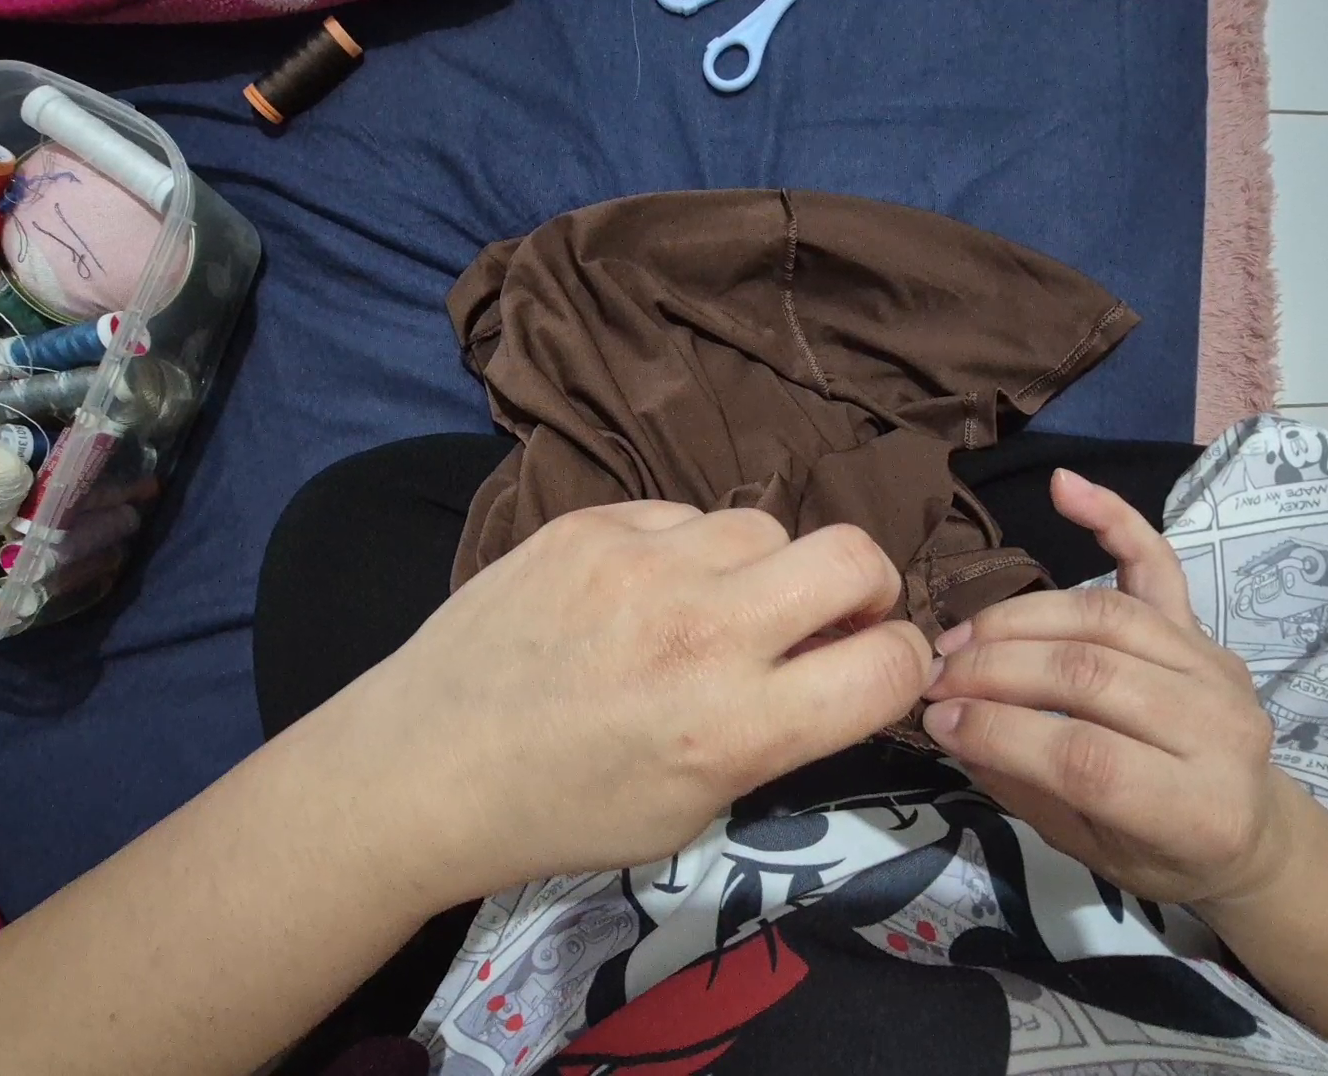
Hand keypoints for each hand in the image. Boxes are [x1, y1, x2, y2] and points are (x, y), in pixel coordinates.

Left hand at [346, 502, 933, 893]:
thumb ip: (779, 733)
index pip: (888, 666)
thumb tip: (836, 661)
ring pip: (766, 526)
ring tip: (714, 603)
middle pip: (854, 556)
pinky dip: (689, 551)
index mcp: (735, 726)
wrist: (422, 766)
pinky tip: (641, 589)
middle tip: (832, 613)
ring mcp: (641, 562)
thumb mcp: (695, 808)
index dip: (906, 663)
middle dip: (869, 587)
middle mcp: (702, 630)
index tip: (880, 663)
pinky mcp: (590, 524)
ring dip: (766, 568)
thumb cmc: (565, 811)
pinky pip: (683, 516)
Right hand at [921, 469, 1300, 907]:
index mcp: (1196, 807)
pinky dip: (1112, 519)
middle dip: (993, 668)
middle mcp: (1218, 726)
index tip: (935, 717)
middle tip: (934, 674)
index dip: (999, 731)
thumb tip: (949, 719)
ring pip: (1102, 616)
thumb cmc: (1163, 856)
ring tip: (961, 635)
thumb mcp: (1087, 851)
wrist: (1253, 834)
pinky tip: (1064, 486)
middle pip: (1090, 673)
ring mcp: (1213, 665)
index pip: (1086, 757)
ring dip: (1016, 616)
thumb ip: (1021, 785)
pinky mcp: (1201, 630)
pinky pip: (1157, 564)